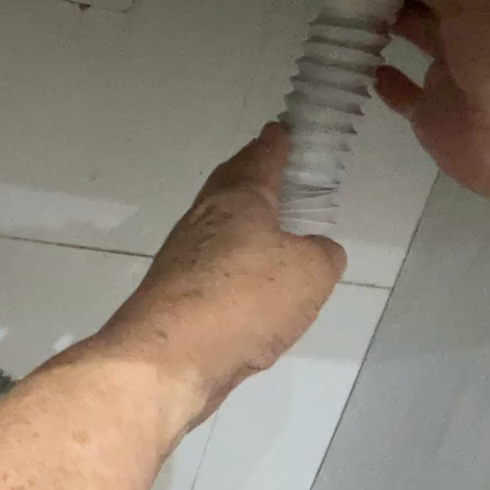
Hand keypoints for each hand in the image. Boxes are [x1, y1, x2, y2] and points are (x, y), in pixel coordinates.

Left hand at [93, 124, 345, 427]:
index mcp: (236, 199)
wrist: (169, 359)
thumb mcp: (309, 272)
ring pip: (219, 231)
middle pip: (230, 189)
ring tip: (273, 235)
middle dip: (253, 179)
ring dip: (243, 228)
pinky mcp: (174, 298)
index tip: (283, 131)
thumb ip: (321, 254)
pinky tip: (249, 289)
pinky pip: (212, 271)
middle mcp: (202, 221)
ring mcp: (181, 260)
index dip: (276, 144)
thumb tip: (313, 251)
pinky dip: (233, 269)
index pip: (260, 157)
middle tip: (279, 178)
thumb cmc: (243, 300)